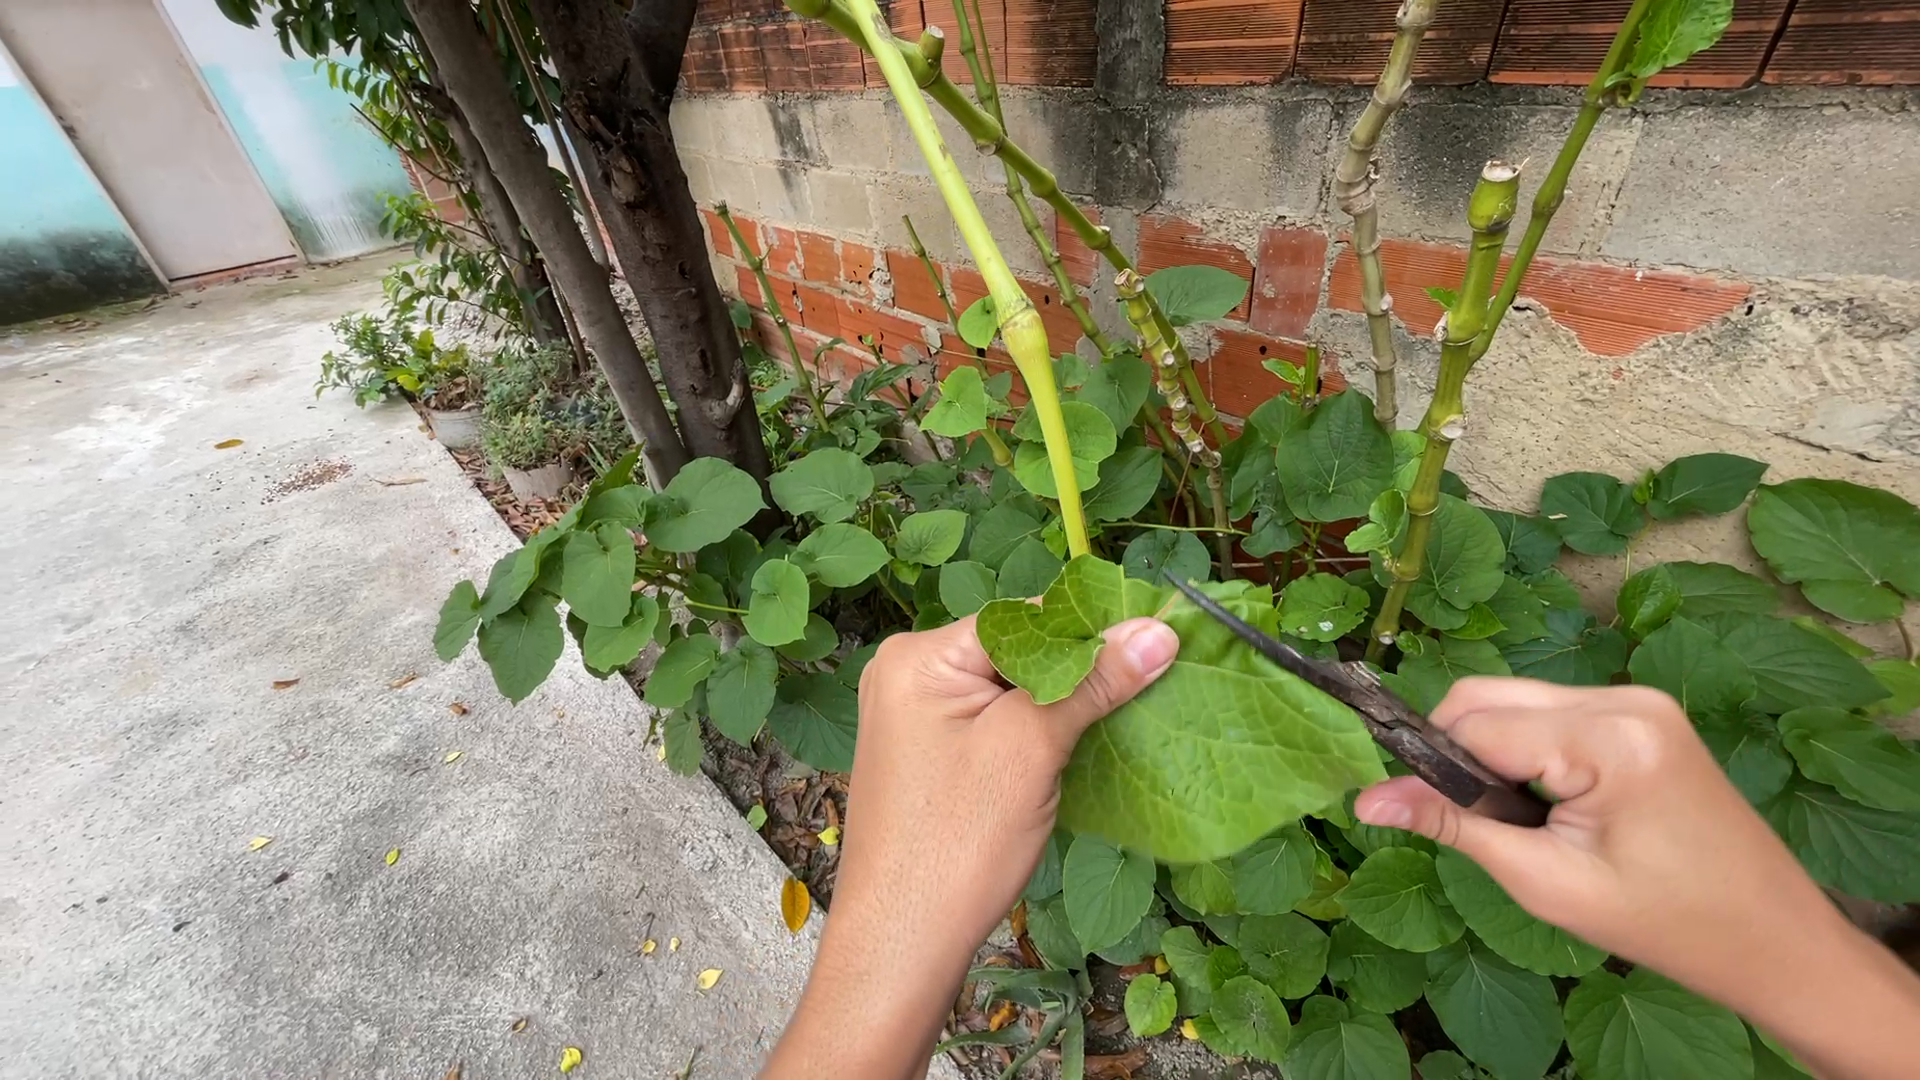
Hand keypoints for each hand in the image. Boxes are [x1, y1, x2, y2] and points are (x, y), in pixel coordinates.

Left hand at [761, 615, 1178, 1079]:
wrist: (901, 945)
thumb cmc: (959, 840)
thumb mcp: (1032, 746)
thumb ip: (1095, 681)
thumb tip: (1160, 628)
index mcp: (918, 655)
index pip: (1019, 619)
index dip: (1086, 627)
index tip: (1152, 637)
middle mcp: (906, 672)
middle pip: (1011, 651)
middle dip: (1073, 668)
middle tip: (1143, 678)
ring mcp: (911, 714)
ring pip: (1005, 688)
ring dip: (1057, 701)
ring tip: (1119, 709)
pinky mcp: (925, 751)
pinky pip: (989, 719)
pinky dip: (1031, 727)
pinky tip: (1072, 740)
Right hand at [1355, 676, 1919, 1079]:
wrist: (1781, 947)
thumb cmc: (1664, 924)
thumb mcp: (1544, 881)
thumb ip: (1449, 825)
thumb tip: (1363, 801)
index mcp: (1609, 737)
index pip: (1474, 726)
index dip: (1434, 767)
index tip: (1426, 812)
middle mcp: (1621, 699)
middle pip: (1486, 697)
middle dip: (1456, 751)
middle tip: (1476, 817)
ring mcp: (1635, 699)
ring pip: (1507, 699)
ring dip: (1486, 747)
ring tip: (1513, 810)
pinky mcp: (1637, 711)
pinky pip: (1541, 710)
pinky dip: (1518, 743)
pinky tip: (1542, 792)